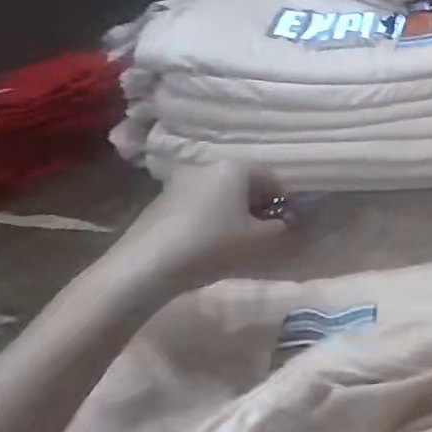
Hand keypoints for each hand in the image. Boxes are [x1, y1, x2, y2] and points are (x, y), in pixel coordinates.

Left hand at [112, 162, 286, 280]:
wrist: (147, 265)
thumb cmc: (212, 245)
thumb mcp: (258, 241)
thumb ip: (280, 229)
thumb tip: (285, 224)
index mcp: (235, 167)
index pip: (271, 178)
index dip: (282, 203)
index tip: (281, 227)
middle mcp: (208, 166)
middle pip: (244, 184)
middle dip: (255, 207)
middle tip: (258, 236)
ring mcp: (181, 182)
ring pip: (219, 195)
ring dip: (230, 214)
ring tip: (229, 244)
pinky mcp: (160, 201)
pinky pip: (197, 206)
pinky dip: (206, 220)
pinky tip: (202, 246)